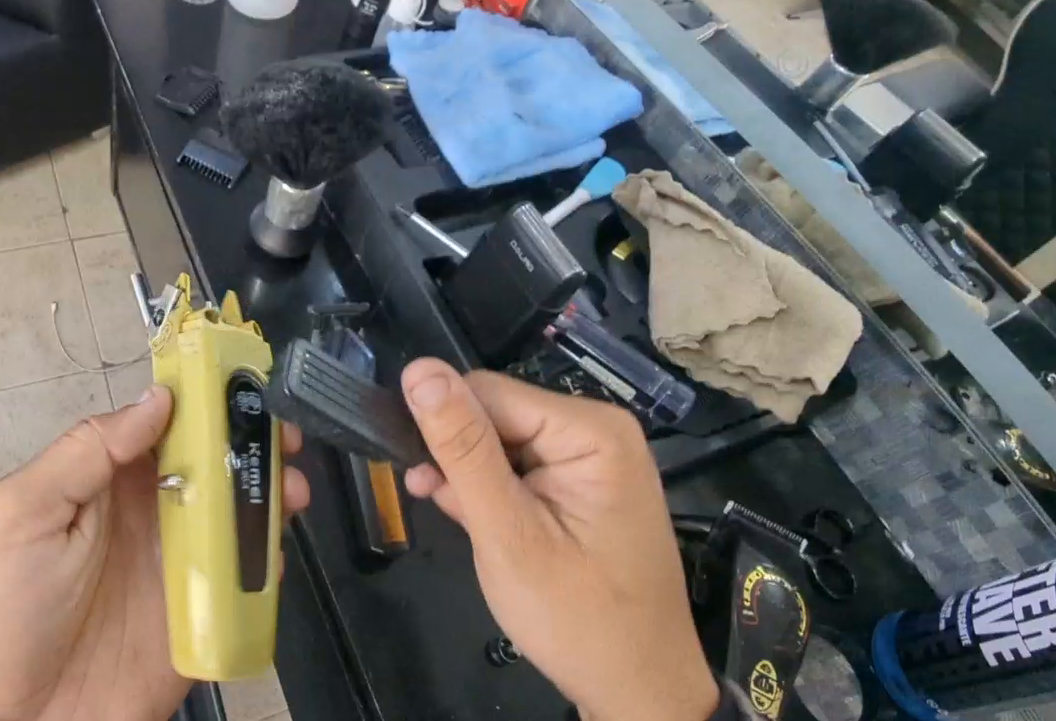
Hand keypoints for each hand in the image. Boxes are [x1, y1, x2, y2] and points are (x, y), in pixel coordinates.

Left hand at [0, 386, 309, 720]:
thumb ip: (88, 450)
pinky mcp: (197, 619)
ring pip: (237, 516)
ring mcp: (177, 566)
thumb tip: (157, 398)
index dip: (209, 401)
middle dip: (254, 443)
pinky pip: (242, 584)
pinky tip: (274, 552)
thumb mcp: (23, 511)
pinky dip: (266, 563)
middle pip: (215, 464)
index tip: (246, 387)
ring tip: (291, 491)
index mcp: (110, 478)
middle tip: (284, 438)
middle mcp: (151, 513)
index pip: (168, 424)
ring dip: (270, 495)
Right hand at [400, 358, 717, 720]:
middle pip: (493, 412)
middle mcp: (594, 428)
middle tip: (430, 498)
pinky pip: (516, 464)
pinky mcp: (579, 482)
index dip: (443, 426)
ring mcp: (589, 456)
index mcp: (589, 429)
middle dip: (456, 455)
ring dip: (467, 474)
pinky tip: (473, 516)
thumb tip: (418, 368)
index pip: (486, 391)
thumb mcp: (507, 532)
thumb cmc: (576, 618)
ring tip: (453, 515)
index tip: (417, 471)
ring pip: (497, 439)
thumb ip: (462, 447)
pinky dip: (489, 489)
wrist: (638, 696)